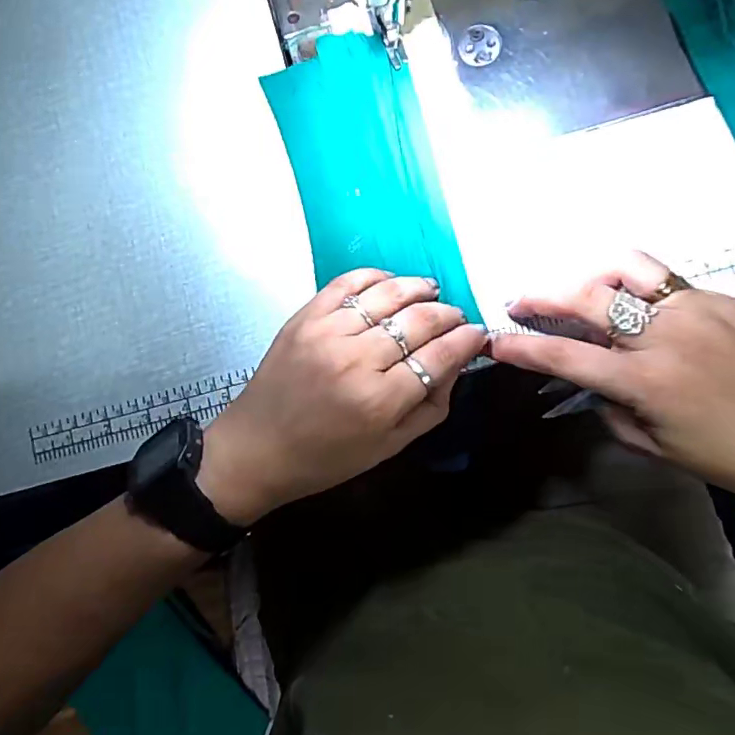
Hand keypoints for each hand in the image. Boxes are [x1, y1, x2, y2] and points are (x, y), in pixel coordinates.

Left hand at [197, 268, 488, 525]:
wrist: (256, 449)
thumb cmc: (327, 458)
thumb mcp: (391, 446)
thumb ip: (432, 407)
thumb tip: (457, 364)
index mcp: (380, 400)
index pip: (439, 355)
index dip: (466, 339)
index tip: (478, 332)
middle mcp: (357, 360)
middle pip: (419, 320)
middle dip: (448, 314)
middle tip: (457, 316)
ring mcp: (328, 333)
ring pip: (388, 294)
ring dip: (418, 288)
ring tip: (432, 290)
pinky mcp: (305, 317)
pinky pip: (347, 283)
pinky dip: (375, 276)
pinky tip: (391, 282)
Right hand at [487, 251, 734, 537]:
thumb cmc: (728, 458)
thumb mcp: (654, 445)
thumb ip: (613, 407)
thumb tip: (594, 377)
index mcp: (648, 382)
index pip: (568, 356)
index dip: (524, 346)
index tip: (495, 338)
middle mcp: (669, 335)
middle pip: (591, 298)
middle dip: (545, 297)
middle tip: (522, 300)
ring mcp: (702, 308)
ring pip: (631, 270)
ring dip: (596, 276)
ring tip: (585, 288)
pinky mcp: (730, 299)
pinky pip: (674, 288)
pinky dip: (649, 298)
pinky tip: (654, 318)